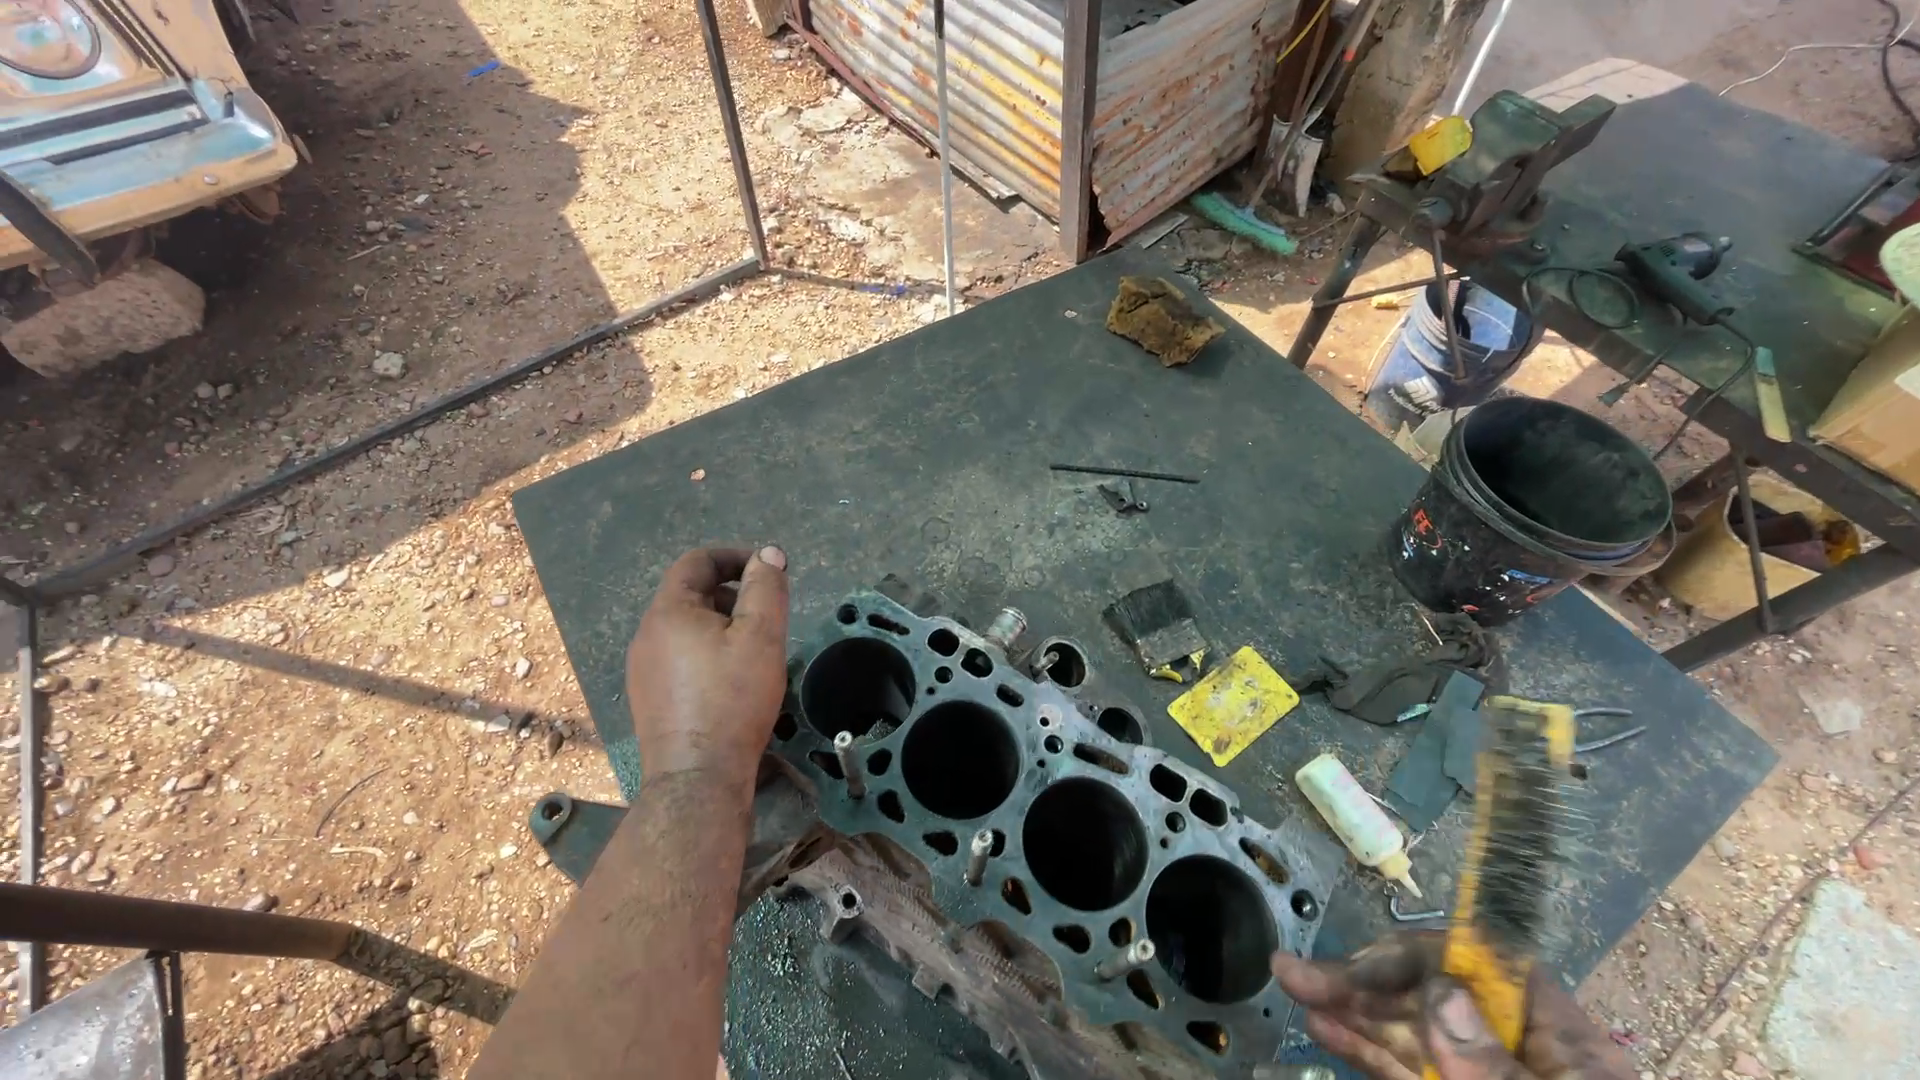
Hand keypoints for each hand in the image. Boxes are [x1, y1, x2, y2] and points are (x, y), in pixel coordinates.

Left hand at [626, 546, 790, 786]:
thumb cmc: (733, 699)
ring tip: (754, 652)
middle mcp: (647, 634)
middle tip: (768, 618)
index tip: (769, 573)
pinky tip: (731, 682)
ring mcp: (643, 668)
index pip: (697, 561)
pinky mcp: (649, 697)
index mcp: (669, 611)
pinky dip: (708, 653)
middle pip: (691, 594)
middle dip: (733, 594)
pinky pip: (680, 657)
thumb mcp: (761, 636)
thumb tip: (768, 554)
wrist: (698, 776)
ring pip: (687, 628)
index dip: (736, 558)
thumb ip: (766, 588)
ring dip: (722, 625)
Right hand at [1270, 935, 1634, 1079]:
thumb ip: (1496, 1070)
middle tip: (1296, 973)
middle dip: (1363, 981)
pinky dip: (1368, 1051)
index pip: (1488, 968)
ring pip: (1412, 1033)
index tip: (1365, 965)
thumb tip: (1441, 992)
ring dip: (1352, 1010)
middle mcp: (1520, 1055)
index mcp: (1565, 1047)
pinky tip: (1328, 1029)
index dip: (1421, 953)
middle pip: (1433, 997)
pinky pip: (1410, 1072)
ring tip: (1294, 986)